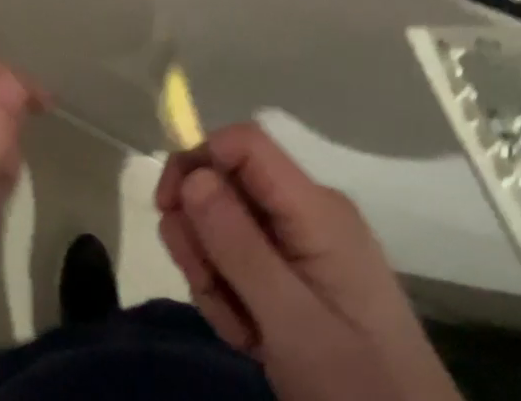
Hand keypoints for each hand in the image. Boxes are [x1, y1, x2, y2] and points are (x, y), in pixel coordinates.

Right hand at [155, 123, 460, 400]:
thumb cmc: (354, 379)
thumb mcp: (289, 319)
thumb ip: (238, 245)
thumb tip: (192, 174)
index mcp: (315, 208)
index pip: (243, 143)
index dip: (196, 160)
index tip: (166, 210)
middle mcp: (307, 211)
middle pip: (225, 186)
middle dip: (201, 237)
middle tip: (213, 294)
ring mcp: (301, 242)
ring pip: (223, 227)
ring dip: (214, 276)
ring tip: (243, 330)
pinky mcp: (295, 270)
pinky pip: (238, 260)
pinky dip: (230, 295)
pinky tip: (253, 336)